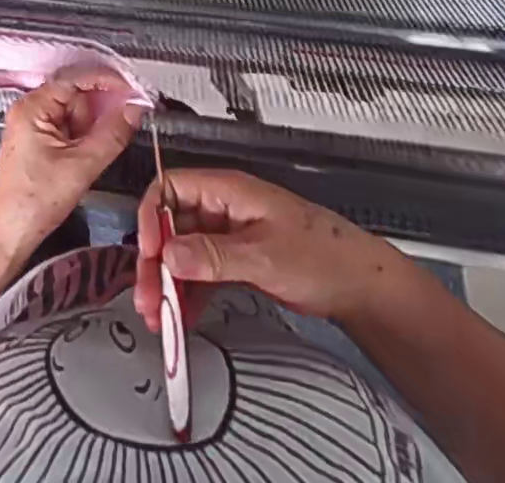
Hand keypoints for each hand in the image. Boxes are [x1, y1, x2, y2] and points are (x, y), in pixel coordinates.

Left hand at [0, 67, 145, 258]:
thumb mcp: (83, 165)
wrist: (12, 231)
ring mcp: (32, 122)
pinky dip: (82, 135)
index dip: (106, 80)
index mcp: (33, 107)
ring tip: (87, 156)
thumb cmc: (37, 200)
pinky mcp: (38, 136)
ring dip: (90, 127)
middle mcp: (29, 108)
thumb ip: (113, 133)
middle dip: (98, 111)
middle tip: (116, 129)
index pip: (75, 78)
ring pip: (75, 110)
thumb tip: (136, 108)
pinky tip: (84, 154)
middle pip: (76, 93)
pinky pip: (68, 124)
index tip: (132, 88)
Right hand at [135, 169, 406, 330]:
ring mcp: (228, 234)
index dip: (151, 217)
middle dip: (155, 261)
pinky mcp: (235, 258)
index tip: (146, 252)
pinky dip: (188, 292)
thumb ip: (213, 254)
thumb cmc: (323, 254)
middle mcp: (223, 208)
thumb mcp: (263, 255)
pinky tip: (183, 315)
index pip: (171, 188)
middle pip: (171, 225)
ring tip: (160, 315)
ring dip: (167, 282)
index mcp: (228, 190)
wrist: (358, 283)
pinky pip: (199, 271)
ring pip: (182, 252)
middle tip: (149, 297)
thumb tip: (169, 254)